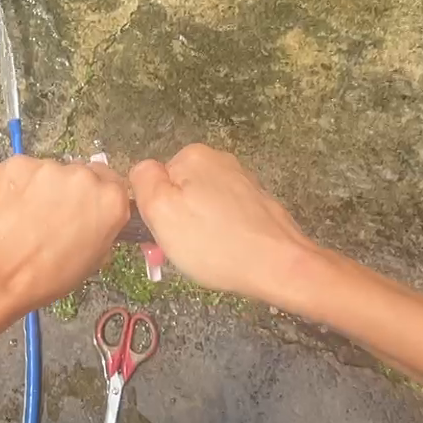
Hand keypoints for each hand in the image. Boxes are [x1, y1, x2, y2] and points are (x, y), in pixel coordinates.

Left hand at [0, 155, 129, 319]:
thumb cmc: (47, 277)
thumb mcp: (93, 259)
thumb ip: (102, 226)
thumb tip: (96, 215)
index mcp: (109, 200)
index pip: (112, 183)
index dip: (96, 196)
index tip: (84, 207)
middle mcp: (82, 176)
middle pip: (80, 173)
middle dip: (68, 190)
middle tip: (51, 216)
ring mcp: (47, 167)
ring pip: (48, 171)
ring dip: (40, 187)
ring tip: (24, 216)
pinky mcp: (15, 165)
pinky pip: (19, 171)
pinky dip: (13, 184)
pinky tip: (7, 208)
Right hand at [128, 144, 326, 310]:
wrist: (280, 267)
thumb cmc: (213, 242)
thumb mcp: (159, 210)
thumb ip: (142, 180)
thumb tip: (143, 171)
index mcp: (192, 155)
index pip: (152, 180)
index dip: (152, 209)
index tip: (162, 233)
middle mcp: (218, 160)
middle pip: (177, 191)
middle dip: (174, 220)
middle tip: (181, 249)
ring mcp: (241, 181)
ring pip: (199, 206)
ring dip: (195, 228)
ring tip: (205, 254)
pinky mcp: (257, 203)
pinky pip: (222, 216)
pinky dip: (218, 232)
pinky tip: (225, 251)